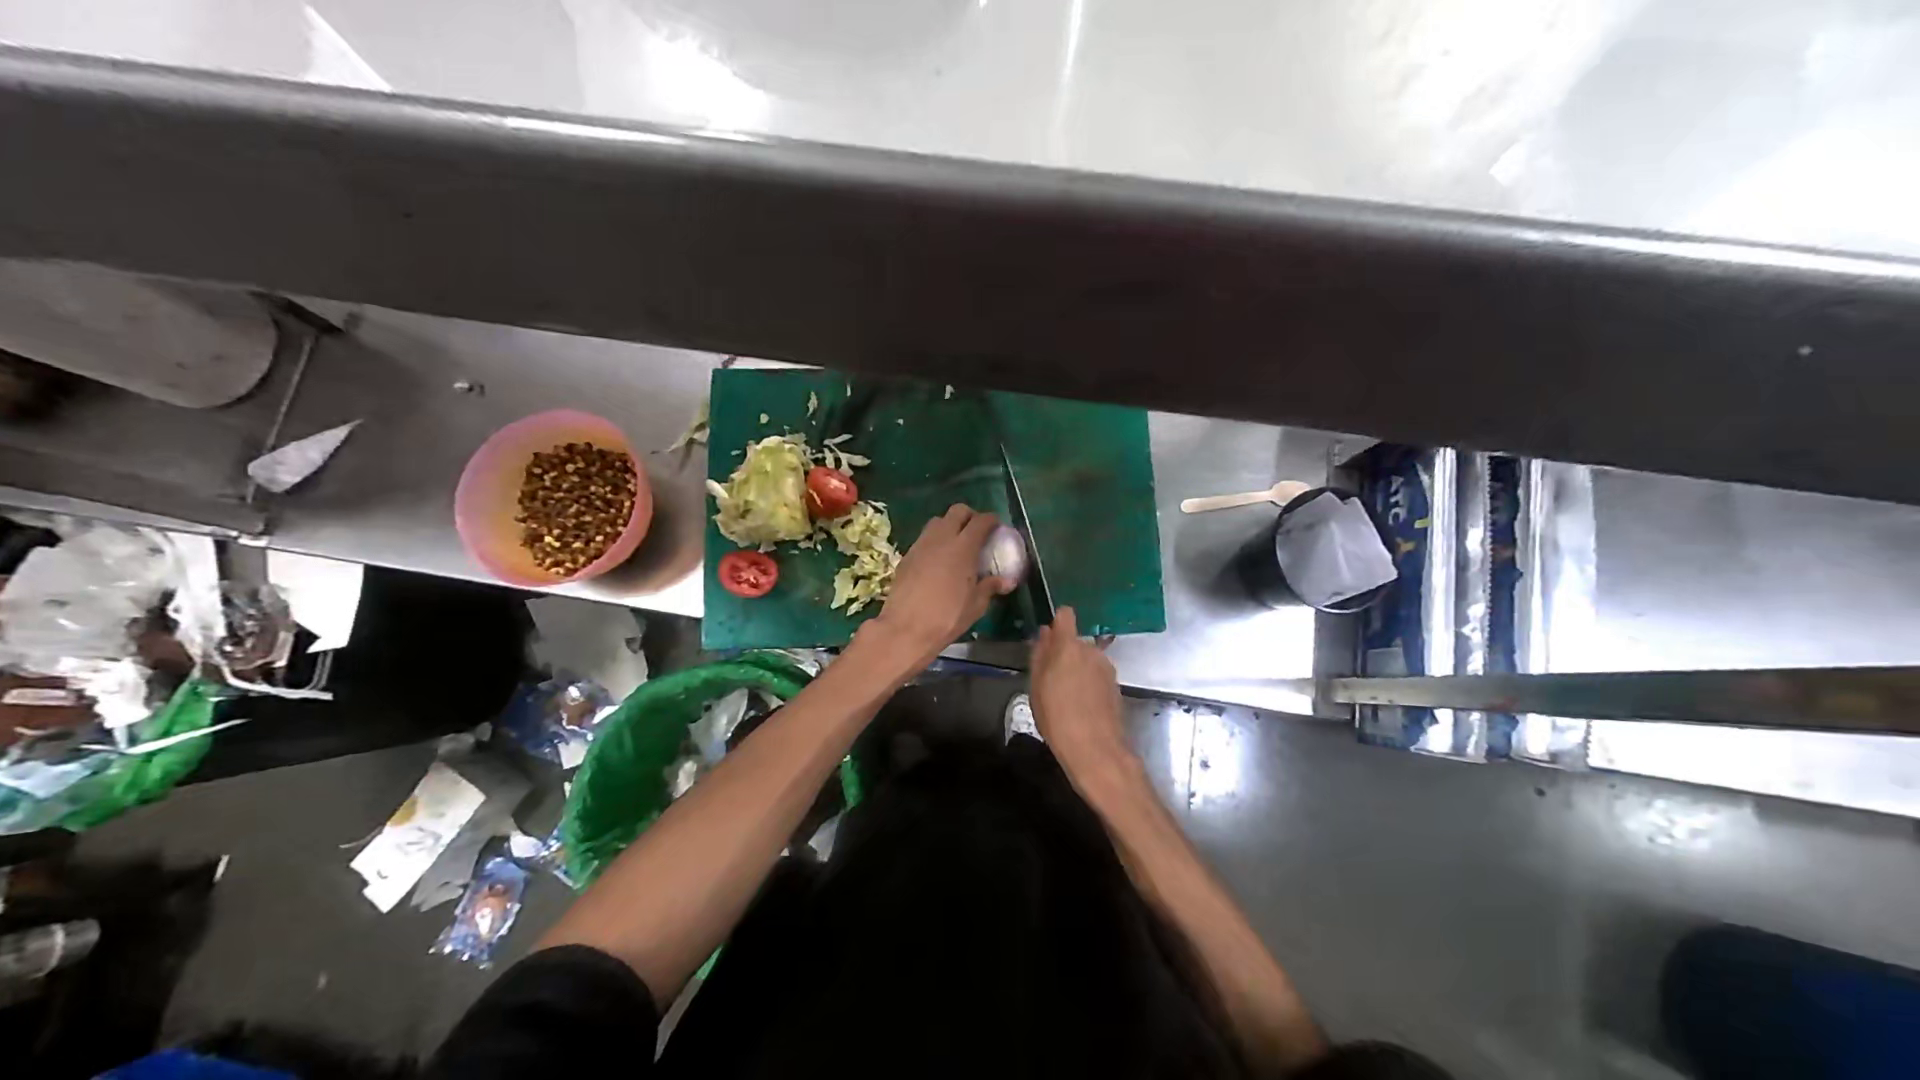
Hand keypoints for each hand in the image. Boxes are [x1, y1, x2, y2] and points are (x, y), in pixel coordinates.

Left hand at [865, 504, 1012, 663]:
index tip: (997, 528)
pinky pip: (924, 538)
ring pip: (938, 521)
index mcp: (963, 547)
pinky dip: (935, 541)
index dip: (991, 521)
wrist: (906, 628)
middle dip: (970, 516)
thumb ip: (990, 587)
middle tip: (977, 533)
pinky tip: (938, 560)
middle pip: (958, 511)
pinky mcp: (907, 555)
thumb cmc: (947, 617)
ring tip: (957, 545)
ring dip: (950, 526)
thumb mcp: (975, 605)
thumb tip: (1006, 581)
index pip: (981, 521)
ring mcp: (921, 544)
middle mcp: (941, 538)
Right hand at [1031, 607, 1135, 780]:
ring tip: (1065, 697)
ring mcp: (1107, 668)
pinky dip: (1088, 684)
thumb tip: (1044, 633)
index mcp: (1069, 646)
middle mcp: (1092, 651)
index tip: (1047, 639)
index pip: (1065, 615)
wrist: (1095, 749)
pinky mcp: (1116, 686)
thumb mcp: (1036, 686)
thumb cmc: (1057, 716)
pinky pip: (1097, 675)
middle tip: (1050, 679)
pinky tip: (1081, 707)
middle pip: (1075, 641)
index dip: (1056, 623)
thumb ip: (1040, 655)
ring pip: (1087, 659)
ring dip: (1077, 669)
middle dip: (1064, 653)